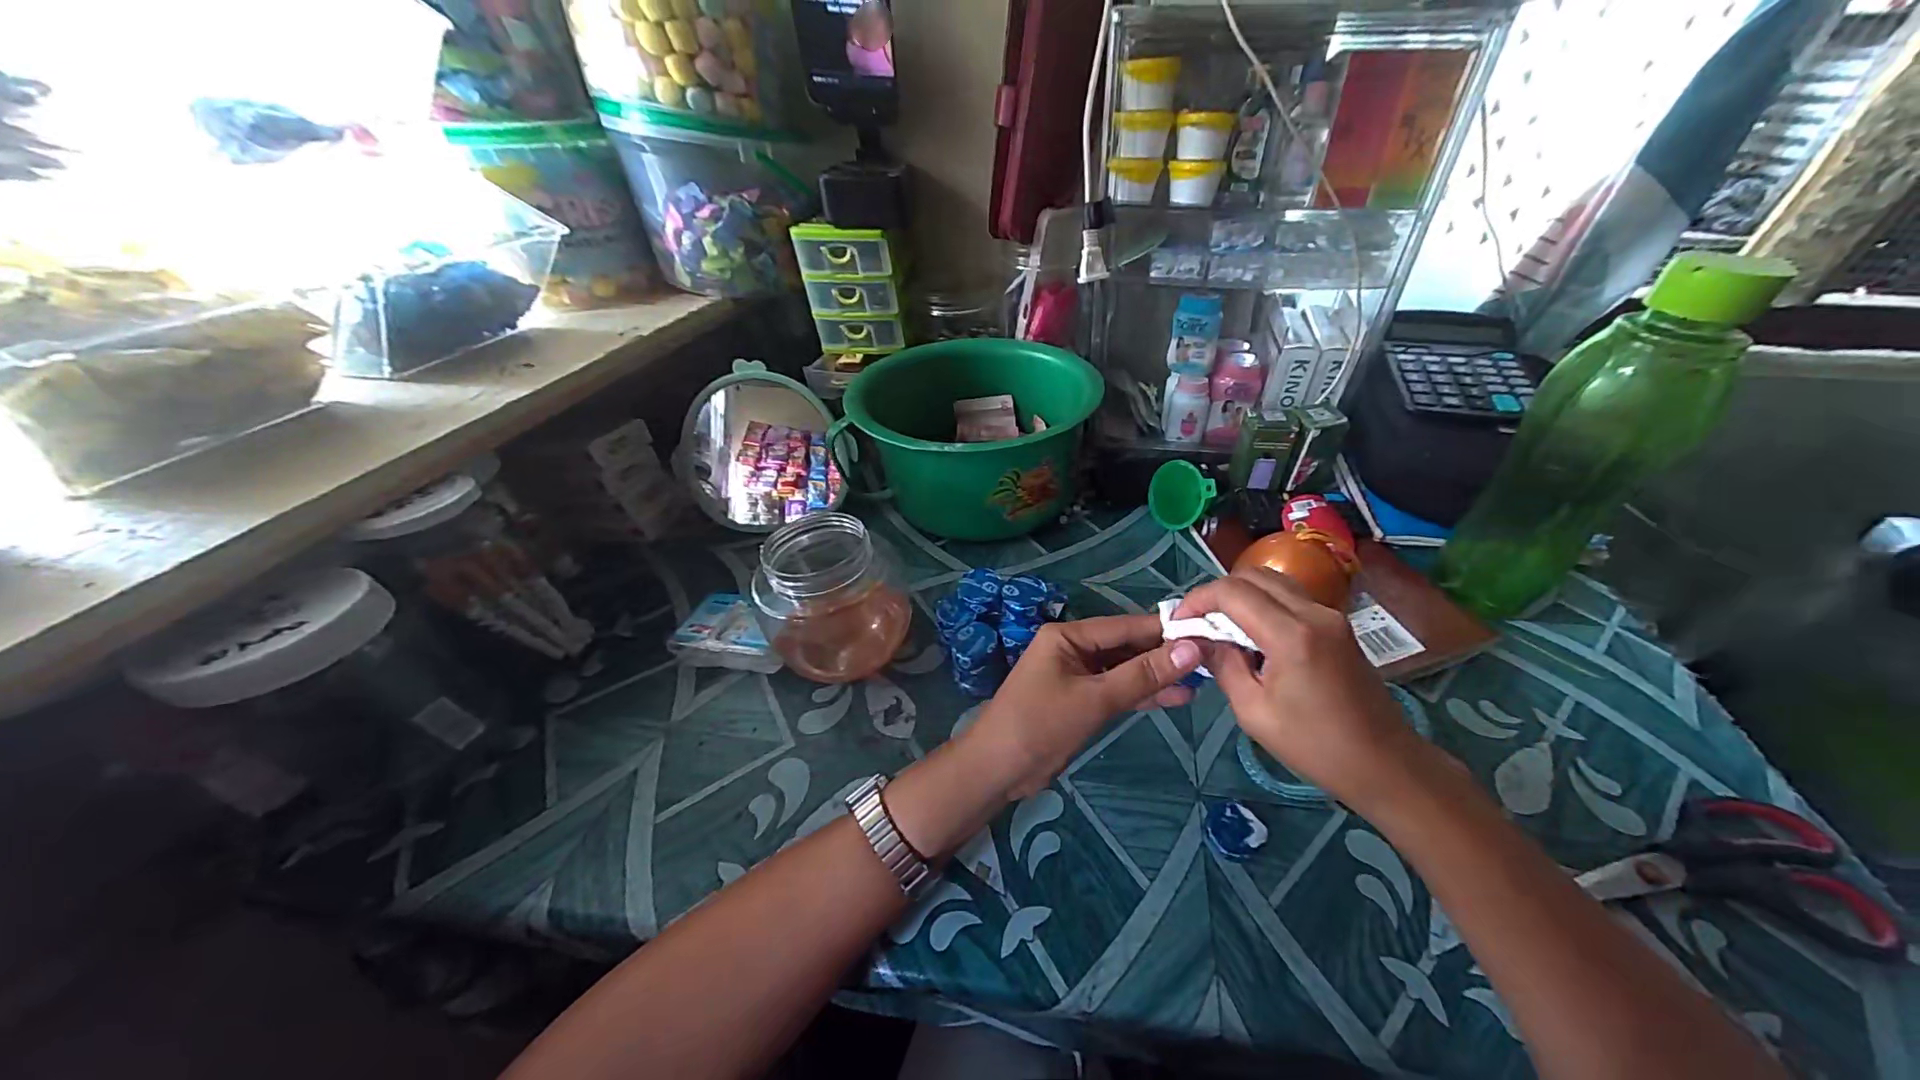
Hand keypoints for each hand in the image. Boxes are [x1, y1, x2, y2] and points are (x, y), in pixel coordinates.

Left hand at [964, 614, 1202, 799]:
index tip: (1208, 634)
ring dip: (1158, 676)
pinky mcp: (1082, 701)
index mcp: (1068, 636)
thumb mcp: (1095, 699)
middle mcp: (1073, 649)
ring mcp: (1078, 675)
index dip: (1166, 630)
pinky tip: (1177, 697)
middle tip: (1213, 659)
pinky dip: (1143, 694)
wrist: (999, 769)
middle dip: (1166, 654)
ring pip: (1126, 670)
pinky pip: (1118, 690)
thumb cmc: (1040, 726)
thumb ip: (1142, 675)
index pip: (1125, 626)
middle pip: (1127, 646)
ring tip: (1204, 679)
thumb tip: (1190, 649)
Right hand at [1174, 569, 1428, 807]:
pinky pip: (1290, 598)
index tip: (1179, 622)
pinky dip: (1262, 604)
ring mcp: (1330, 616)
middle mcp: (1314, 613)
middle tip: (1197, 622)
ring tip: (1220, 627)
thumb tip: (1198, 638)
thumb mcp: (1253, 711)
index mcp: (1292, 635)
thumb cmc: (1315, 746)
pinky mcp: (1337, 625)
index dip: (1198, 600)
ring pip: (1273, 582)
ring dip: (1240, 596)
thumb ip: (1223, 665)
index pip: (1232, 592)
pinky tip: (1251, 635)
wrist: (1384, 763)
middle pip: (1252, 576)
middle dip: (1217, 593)